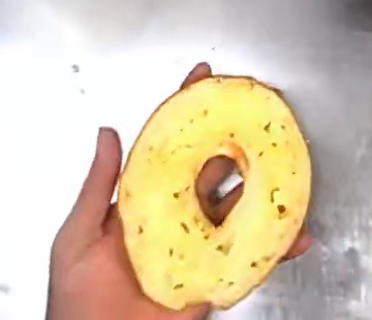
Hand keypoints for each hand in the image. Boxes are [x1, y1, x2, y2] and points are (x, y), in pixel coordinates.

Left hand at [47, 64, 312, 319]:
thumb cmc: (75, 305)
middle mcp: (178, 214)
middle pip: (216, 163)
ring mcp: (200, 245)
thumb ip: (96, 187)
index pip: (172, 142)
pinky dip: (278, 247)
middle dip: (239, 132)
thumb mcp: (76, 240)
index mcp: (147, 199)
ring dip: (268, 181)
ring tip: (289, 155)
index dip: (188, 107)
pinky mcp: (215, 279)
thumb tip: (107, 131)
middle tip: (261, 105)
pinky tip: (297, 233)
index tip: (204, 75)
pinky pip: (251, 258)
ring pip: (242, 205)